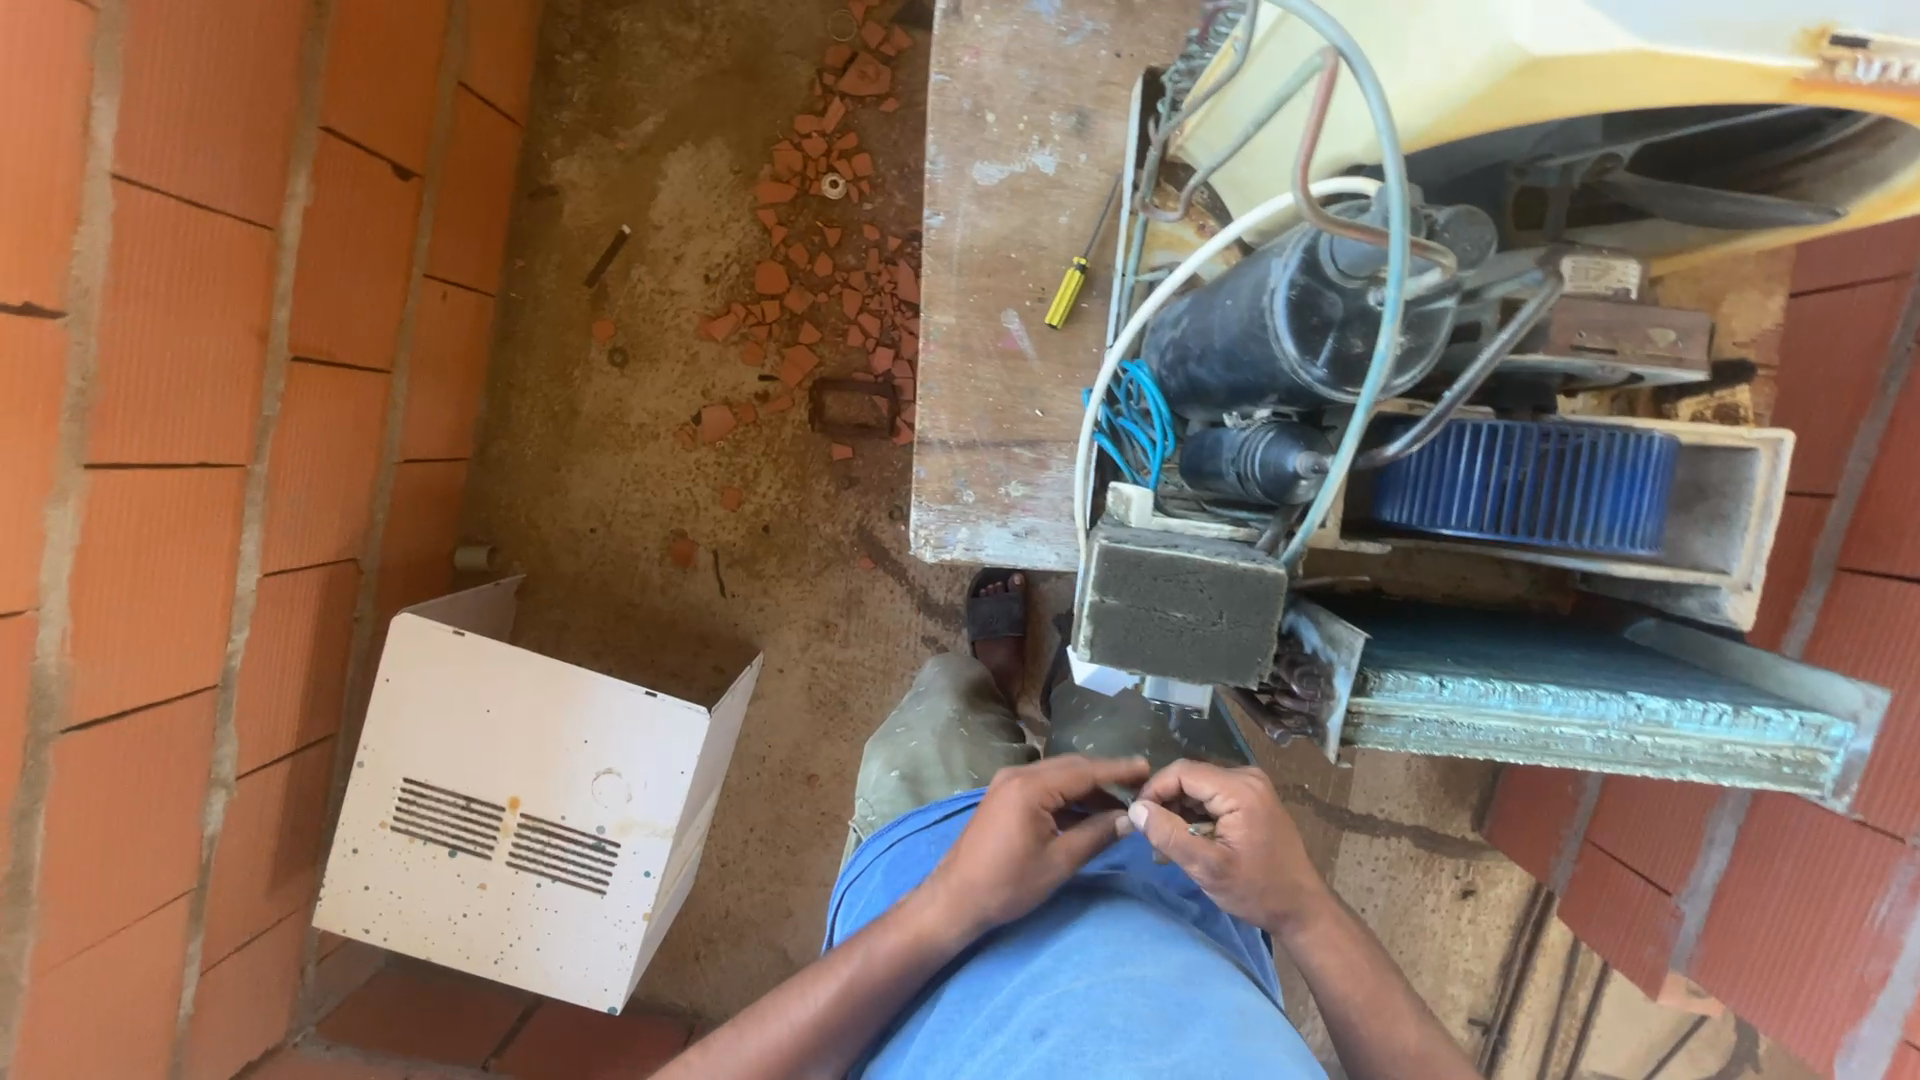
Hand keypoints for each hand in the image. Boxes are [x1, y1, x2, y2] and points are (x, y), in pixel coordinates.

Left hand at [921, 755, 1150, 936]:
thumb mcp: (1059, 862)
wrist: (956, 898)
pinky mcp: (1005, 795)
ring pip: (1058, 776)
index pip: (1084, 771)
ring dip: (1088, 789)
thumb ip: (1096, 835)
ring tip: (1121, 805)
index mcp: (1030, 786)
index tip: (1148, 768)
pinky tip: (1090, 814)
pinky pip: (1045, 787)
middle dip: (1106, 777)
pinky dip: (1068, 797)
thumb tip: (1130, 819)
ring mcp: (1009, 783)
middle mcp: (1018, 774)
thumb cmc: (1007, 884)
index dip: (1118, 770)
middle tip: (1140, 786)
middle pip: (1072, 768)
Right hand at [1120, 759, 1331, 935]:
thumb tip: (1135, 809)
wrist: (1302, 910)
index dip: (1154, 790)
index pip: (1181, 772)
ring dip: (1178, 814)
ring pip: (1197, 789)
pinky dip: (1195, 817)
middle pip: (1189, 778)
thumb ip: (1169, 835)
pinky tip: (1188, 843)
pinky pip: (1211, 798)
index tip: (1138, 820)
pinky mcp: (1251, 799)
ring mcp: (1251, 787)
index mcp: (1239, 789)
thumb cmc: (1258, 891)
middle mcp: (1246, 777)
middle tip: (1153, 841)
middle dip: (1165, 806)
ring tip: (1167, 848)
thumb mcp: (1207, 868)